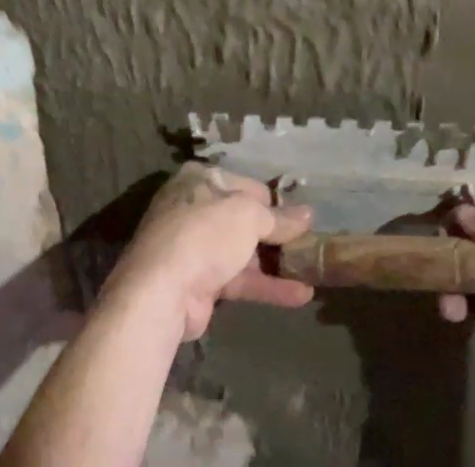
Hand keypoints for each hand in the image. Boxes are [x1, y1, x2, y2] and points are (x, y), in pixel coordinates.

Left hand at [103, 163, 315, 341]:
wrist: (161, 291)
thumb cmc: (205, 233)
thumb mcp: (249, 216)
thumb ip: (279, 218)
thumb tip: (308, 215)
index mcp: (200, 180)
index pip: (246, 185)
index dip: (274, 202)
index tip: (301, 217)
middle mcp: (194, 209)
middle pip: (244, 220)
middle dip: (277, 234)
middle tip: (310, 244)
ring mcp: (195, 249)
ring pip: (243, 253)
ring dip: (276, 263)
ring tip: (313, 271)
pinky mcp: (199, 283)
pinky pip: (239, 280)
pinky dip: (267, 286)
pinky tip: (301, 295)